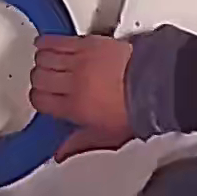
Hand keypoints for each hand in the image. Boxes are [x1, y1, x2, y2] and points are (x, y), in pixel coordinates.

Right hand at [30, 35, 135, 160]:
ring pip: (43, 58)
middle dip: (40, 80)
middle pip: (38, 77)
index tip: (44, 98)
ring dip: (43, 62)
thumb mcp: (108, 137)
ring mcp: (78, 61)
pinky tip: (45, 46)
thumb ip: (80, 143)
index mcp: (76, 107)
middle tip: (47, 82)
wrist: (157, 86)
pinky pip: (55, 40)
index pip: (39, 99)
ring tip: (48, 64)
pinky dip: (46, 43)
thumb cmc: (136, 110)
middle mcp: (73, 82)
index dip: (39, 99)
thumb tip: (61, 155)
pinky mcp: (85, 43)